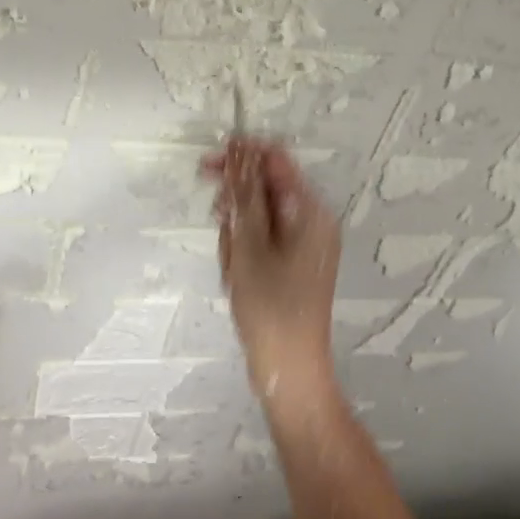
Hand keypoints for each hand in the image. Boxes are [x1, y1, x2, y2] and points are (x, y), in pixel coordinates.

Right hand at [204, 138, 340, 403]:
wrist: (288, 369)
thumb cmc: (270, 306)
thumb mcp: (249, 245)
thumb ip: (244, 194)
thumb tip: (240, 149)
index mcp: (310, 210)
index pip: (275, 160)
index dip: (241, 155)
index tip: (207, 167)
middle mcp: (312, 221)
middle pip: (265, 188)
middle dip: (236, 204)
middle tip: (217, 222)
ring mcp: (303, 244)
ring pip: (257, 216)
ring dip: (236, 232)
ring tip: (232, 265)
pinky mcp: (292, 263)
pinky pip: (262, 240)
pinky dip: (243, 251)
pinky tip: (236, 276)